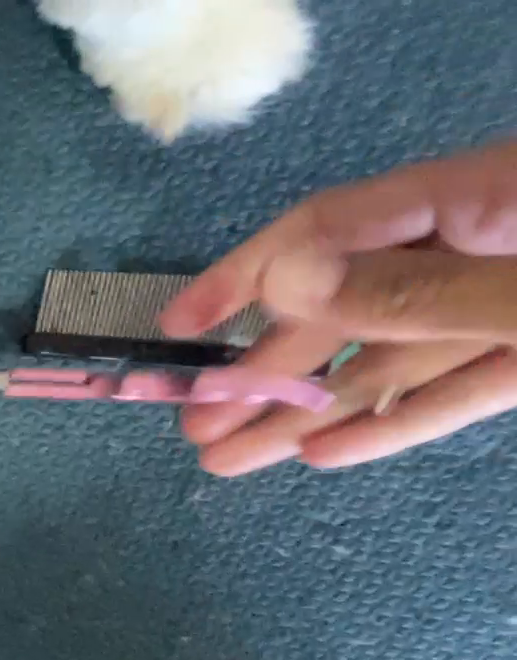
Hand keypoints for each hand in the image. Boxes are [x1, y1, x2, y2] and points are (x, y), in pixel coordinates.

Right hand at [160, 141, 516, 475]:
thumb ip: (415, 289)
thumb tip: (282, 280)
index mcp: (491, 199)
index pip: (329, 229)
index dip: (241, 277)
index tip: (174, 326)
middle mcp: (490, 247)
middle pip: (345, 307)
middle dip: (261, 373)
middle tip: (194, 423)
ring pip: (392, 358)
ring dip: (305, 412)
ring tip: (230, 460)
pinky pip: (457, 388)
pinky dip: (393, 422)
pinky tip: (326, 454)